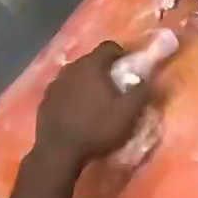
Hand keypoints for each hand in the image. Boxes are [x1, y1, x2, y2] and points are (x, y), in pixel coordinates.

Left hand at [33, 42, 152, 175]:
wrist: (59, 151)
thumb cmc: (96, 128)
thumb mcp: (127, 113)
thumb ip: (142, 92)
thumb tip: (152, 79)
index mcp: (91, 65)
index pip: (109, 47)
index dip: (122, 53)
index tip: (130, 66)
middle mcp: (71, 67)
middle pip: (91, 60)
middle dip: (104, 68)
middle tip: (116, 85)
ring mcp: (55, 82)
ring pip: (76, 74)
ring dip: (87, 81)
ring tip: (97, 99)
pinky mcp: (46, 97)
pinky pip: (64, 88)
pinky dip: (72, 93)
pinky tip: (77, 110)